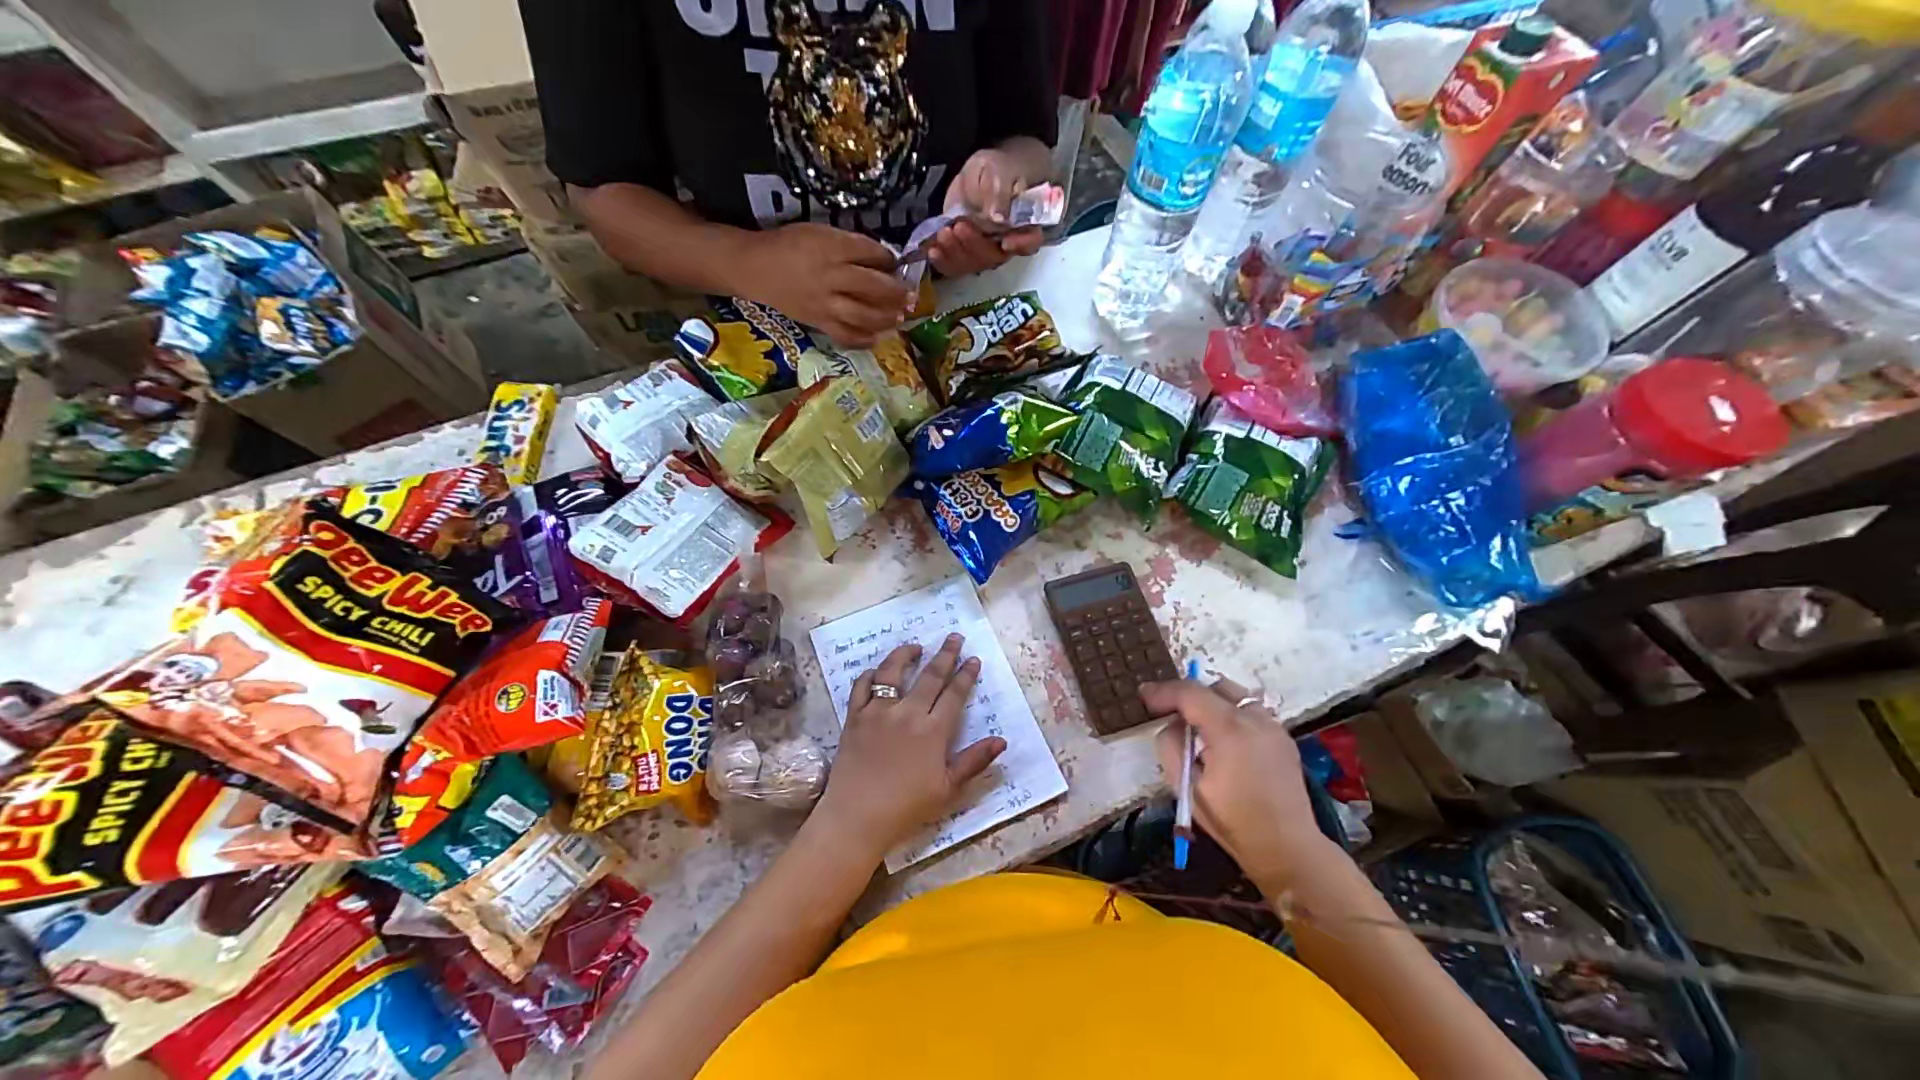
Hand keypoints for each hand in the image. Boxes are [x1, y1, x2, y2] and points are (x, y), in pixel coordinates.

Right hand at [734, 223, 910, 345]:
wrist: (755, 268)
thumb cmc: (790, 245)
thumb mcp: (820, 233)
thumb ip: (849, 245)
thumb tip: (881, 259)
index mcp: (831, 248)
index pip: (870, 253)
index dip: (889, 260)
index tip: (897, 264)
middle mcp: (831, 277)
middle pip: (873, 288)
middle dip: (897, 292)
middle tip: (911, 295)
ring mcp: (825, 304)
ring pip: (864, 315)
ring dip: (887, 318)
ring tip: (900, 317)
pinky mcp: (818, 323)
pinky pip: (845, 336)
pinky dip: (864, 339)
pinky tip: (877, 337)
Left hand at [813, 634, 1006, 860]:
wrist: (857, 816)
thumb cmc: (907, 807)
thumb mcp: (948, 789)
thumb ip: (974, 761)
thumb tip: (1001, 740)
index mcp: (933, 730)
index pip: (954, 694)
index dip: (966, 674)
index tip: (973, 659)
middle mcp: (907, 712)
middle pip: (930, 676)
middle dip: (945, 654)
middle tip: (954, 637)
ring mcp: (877, 712)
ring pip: (893, 672)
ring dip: (906, 654)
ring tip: (916, 646)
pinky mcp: (854, 717)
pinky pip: (862, 686)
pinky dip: (871, 675)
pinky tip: (877, 671)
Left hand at [928, 148, 1045, 277]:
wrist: (981, 174)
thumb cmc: (996, 169)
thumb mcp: (997, 170)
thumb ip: (999, 191)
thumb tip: (997, 217)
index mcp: (1024, 224)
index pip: (1030, 241)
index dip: (1021, 245)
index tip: (1006, 242)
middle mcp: (1006, 244)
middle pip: (994, 256)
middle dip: (974, 245)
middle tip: (958, 226)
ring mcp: (985, 251)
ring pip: (973, 263)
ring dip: (955, 252)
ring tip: (943, 233)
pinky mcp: (965, 252)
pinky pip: (956, 266)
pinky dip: (943, 261)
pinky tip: (932, 250)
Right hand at [1142, 677, 1334, 892]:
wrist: (1288, 849)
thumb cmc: (1232, 821)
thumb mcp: (1187, 786)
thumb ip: (1171, 746)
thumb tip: (1173, 726)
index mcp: (1230, 730)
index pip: (1190, 693)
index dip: (1163, 691)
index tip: (1143, 696)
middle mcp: (1256, 719)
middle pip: (1215, 687)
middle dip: (1188, 695)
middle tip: (1168, 713)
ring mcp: (1274, 727)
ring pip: (1236, 696)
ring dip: (1212, 703)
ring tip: (1197, 727)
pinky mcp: (1284, 739)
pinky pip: (1251, 712)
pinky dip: (1231, 715)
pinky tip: (1223, 741)